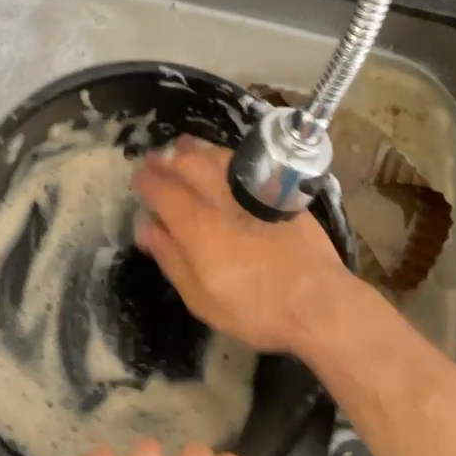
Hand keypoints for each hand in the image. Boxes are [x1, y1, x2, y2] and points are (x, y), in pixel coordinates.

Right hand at [132, 136, 352, 353]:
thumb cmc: (255, 308)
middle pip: (189, 165)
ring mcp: (251, 190)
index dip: (148, 181)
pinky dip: (222, 155)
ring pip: (216, 157)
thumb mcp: (202, 298)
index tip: (138, 176)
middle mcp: (222, 198)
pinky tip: (220, 159)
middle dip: (168, 159)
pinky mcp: (277, 191)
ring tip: (183, 146)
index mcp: (198, 226)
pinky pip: (240, 162)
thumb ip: (172, 258)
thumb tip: (147, 228)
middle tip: (155, 157)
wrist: (317, 300)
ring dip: (196, 150)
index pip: (164, 191)